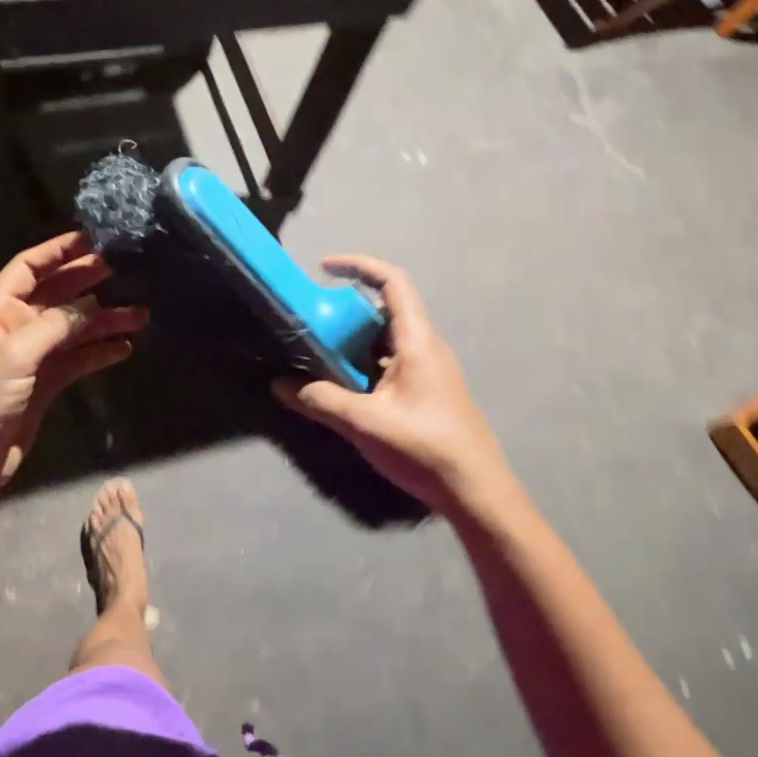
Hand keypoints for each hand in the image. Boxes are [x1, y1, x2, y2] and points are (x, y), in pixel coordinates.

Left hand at [0, 231, 146, 503]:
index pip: (29, 268)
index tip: (94, 238)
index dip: (59, 251)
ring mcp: (31, 357)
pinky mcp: (45, 384)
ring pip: (73, 328)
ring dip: (104, 320)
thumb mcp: (14, 355)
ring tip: (141, 315)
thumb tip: (92, 304)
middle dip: (90, 282)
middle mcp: (14, 327)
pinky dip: (100, 351)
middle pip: (57, 295)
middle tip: (128, 271)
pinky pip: (78, 359)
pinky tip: (125, 347)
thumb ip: (55, 326)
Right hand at [274, 256, 507, 514]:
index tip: (324, 268)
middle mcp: (427, 346)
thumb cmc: (424, 448)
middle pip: (385, 310)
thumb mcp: (365, 423)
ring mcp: (431, 370)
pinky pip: (393, 363)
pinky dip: (366, 365)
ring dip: (354, 342)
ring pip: (387, 340)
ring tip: (320, 356)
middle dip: (346, 311)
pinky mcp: (429, 392)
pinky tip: (345, 388)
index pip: (392, 282)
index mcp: (417, 341)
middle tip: (312, 324)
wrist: (476, 491)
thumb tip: (280, 386)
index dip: (359, 266)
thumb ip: (321, 401)